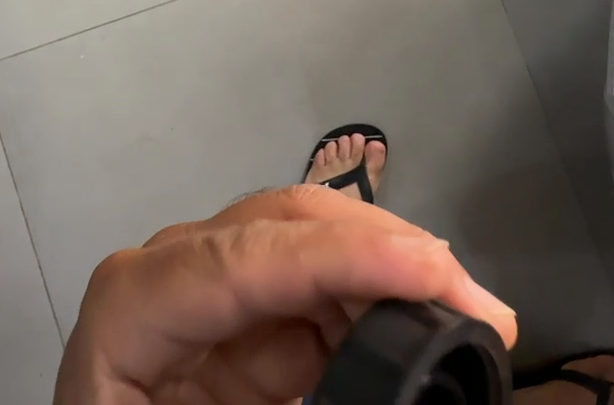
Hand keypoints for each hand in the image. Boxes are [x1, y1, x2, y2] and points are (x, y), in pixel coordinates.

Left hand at [56, 184, 518, 403]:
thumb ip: (304, 401)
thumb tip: (399, 384)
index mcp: (135, 303)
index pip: (242, 258)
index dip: (342, 256)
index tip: (433, 272)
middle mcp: (172, 267)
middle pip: (284, 226)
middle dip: (384, 251)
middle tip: (478, 307)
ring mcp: (210, 282)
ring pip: (311, 244)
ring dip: (390, 275)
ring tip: (465, 319)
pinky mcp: (242, 311)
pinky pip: (317, 292)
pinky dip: (374, 306)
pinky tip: (419, 329)